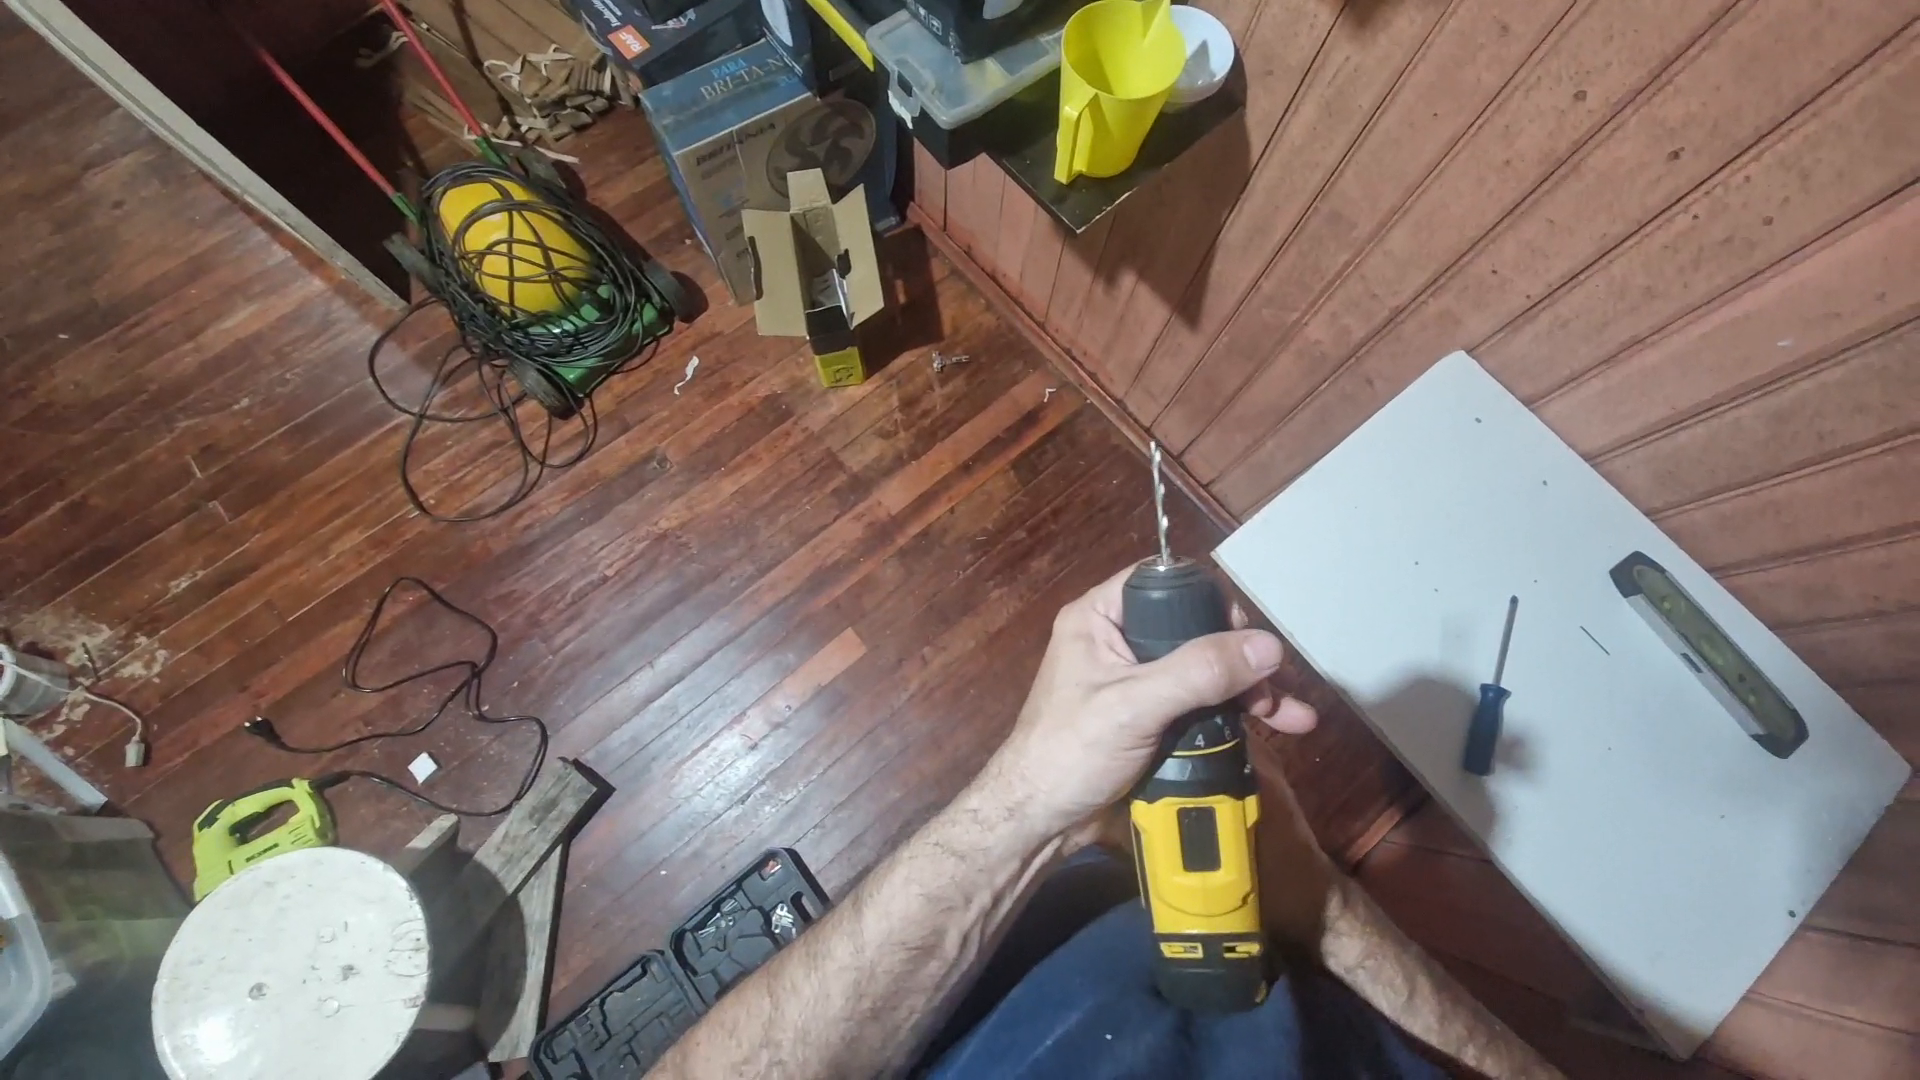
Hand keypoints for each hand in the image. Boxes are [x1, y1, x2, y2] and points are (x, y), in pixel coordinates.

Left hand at [974, 564, 1318, 847]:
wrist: (1042, 820)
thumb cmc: (1071, 752)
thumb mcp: (1134, 706)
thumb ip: (1198, 672)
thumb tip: (1268, 645)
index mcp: (1098, 618)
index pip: (1159, 582)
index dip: (1205, 598)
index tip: (1243, 632)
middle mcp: (1118, 641)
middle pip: (1192, 628)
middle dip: (1240, 655)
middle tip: (1273, 683)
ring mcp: (1137, 682)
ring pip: (1203, 669)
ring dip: (1248, 689)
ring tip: (1292, 716)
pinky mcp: (1150, 717)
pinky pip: (1200, 703)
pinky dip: (1234, 714)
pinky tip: (1276, 728)